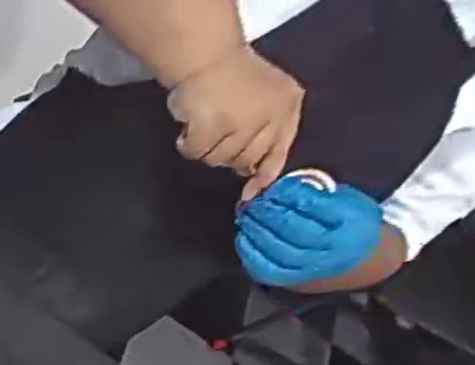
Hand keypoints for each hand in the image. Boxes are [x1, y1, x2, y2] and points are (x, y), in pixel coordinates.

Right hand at [166, 46, 303, 200]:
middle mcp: (270, 114)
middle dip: (229, 154)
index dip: (266, 174)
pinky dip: (188, 144)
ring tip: (205, 123)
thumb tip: (250, 174)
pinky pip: (197, 154)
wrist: (207, 61)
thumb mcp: (259, 104)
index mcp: (286, 106)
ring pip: (219, 160)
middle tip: (218, 134)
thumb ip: (261, 135)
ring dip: (206, 148)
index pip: (280, 148)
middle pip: (245, 160)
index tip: (250, 194)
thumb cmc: (230, 80)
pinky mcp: (215, 128)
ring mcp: (243, 122)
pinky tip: (191, 126)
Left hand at [235, 174, 384, 287]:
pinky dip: (250, 252)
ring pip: (275, 248)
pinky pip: (264, 268)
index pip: (313, 204)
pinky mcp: (293, 281)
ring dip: (255, 231)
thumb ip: (322, 195)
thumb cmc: (356, 227)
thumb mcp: (352, 203)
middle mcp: (332, 245)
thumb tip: (284, 188)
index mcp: (352, 220)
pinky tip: (242, 238)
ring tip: (245, 217)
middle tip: (251, 203)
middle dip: (267, 212)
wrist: (369, 264)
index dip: (287, 195)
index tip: (272, 188)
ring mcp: (311, 267)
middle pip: (290, 226)